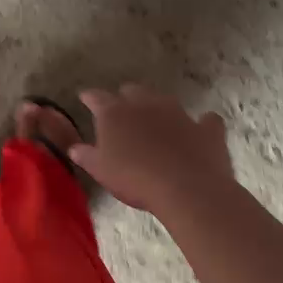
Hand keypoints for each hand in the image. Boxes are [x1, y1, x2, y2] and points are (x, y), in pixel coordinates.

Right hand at [69, 84, 234, 216]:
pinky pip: (207, 120)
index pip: (95, 96)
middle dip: (126, 98)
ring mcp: (179, 114)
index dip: (89, 98)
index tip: (85, 100)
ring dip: (159, 107)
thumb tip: (75, 148)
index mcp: (113, 112)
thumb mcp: (99, 170)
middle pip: (132, 90)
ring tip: (158, 121)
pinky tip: (200, 130)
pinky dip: (203, 124)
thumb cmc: (135, 178)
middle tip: (123, 115)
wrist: (188, 192)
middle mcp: (144, 105)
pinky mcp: (207, 130)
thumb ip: (85, 155)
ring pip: (165, 99)